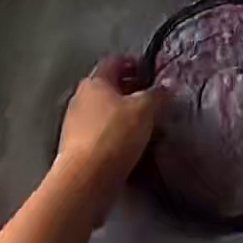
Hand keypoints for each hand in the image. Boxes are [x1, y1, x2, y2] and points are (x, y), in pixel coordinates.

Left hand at [54, 55, 161, 204]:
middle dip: (130, 89)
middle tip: (150, 96)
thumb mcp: (145, 109)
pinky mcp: (75, 149)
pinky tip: (129, 145)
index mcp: (95, 81)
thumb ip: (158, 94)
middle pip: (109, 86)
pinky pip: (99, 134)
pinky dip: (114, 134)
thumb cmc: (113, 136)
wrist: (85, 182)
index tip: (149, 70)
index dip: (134, 62)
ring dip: (123, 113)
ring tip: (144, 122)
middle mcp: (81, 99)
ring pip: (104, 111)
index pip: (115, 61)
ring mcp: (75, 125)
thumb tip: (167, 85)